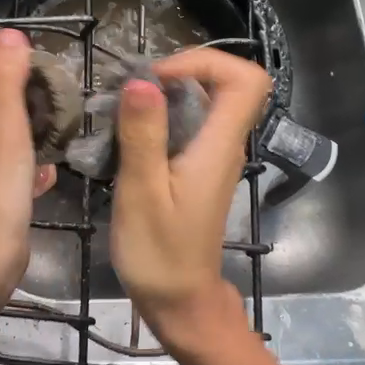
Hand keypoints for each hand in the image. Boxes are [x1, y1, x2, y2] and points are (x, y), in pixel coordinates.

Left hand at [0, 29, 43, 309]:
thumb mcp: (6, 123)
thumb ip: (7, 76)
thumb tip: (12, 32)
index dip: (21, 48)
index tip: (55, 66)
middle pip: (4, 80)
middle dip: (36, 83)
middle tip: (66, 99)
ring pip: (17, 115)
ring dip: (41, 119)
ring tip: (64, 129)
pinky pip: (22, 149)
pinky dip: (37, 154)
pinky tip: (48, 170)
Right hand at [109, 47, 271, 356]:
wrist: (178, 302)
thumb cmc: (159, 252)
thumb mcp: (142, 192)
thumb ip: (143, 134)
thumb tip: (141, 80)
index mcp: (218, 147)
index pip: (245, 80)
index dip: (204, 62)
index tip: (156, 78)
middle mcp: (223, 146)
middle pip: (225, 84)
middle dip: (178, 71)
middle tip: (131, 91)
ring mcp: (211, 159)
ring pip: (203, 103)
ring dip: (164, 95)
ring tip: (119, 111)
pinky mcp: (195, 171)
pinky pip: (186, 126)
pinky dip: (158, 118)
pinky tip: (125, 136)